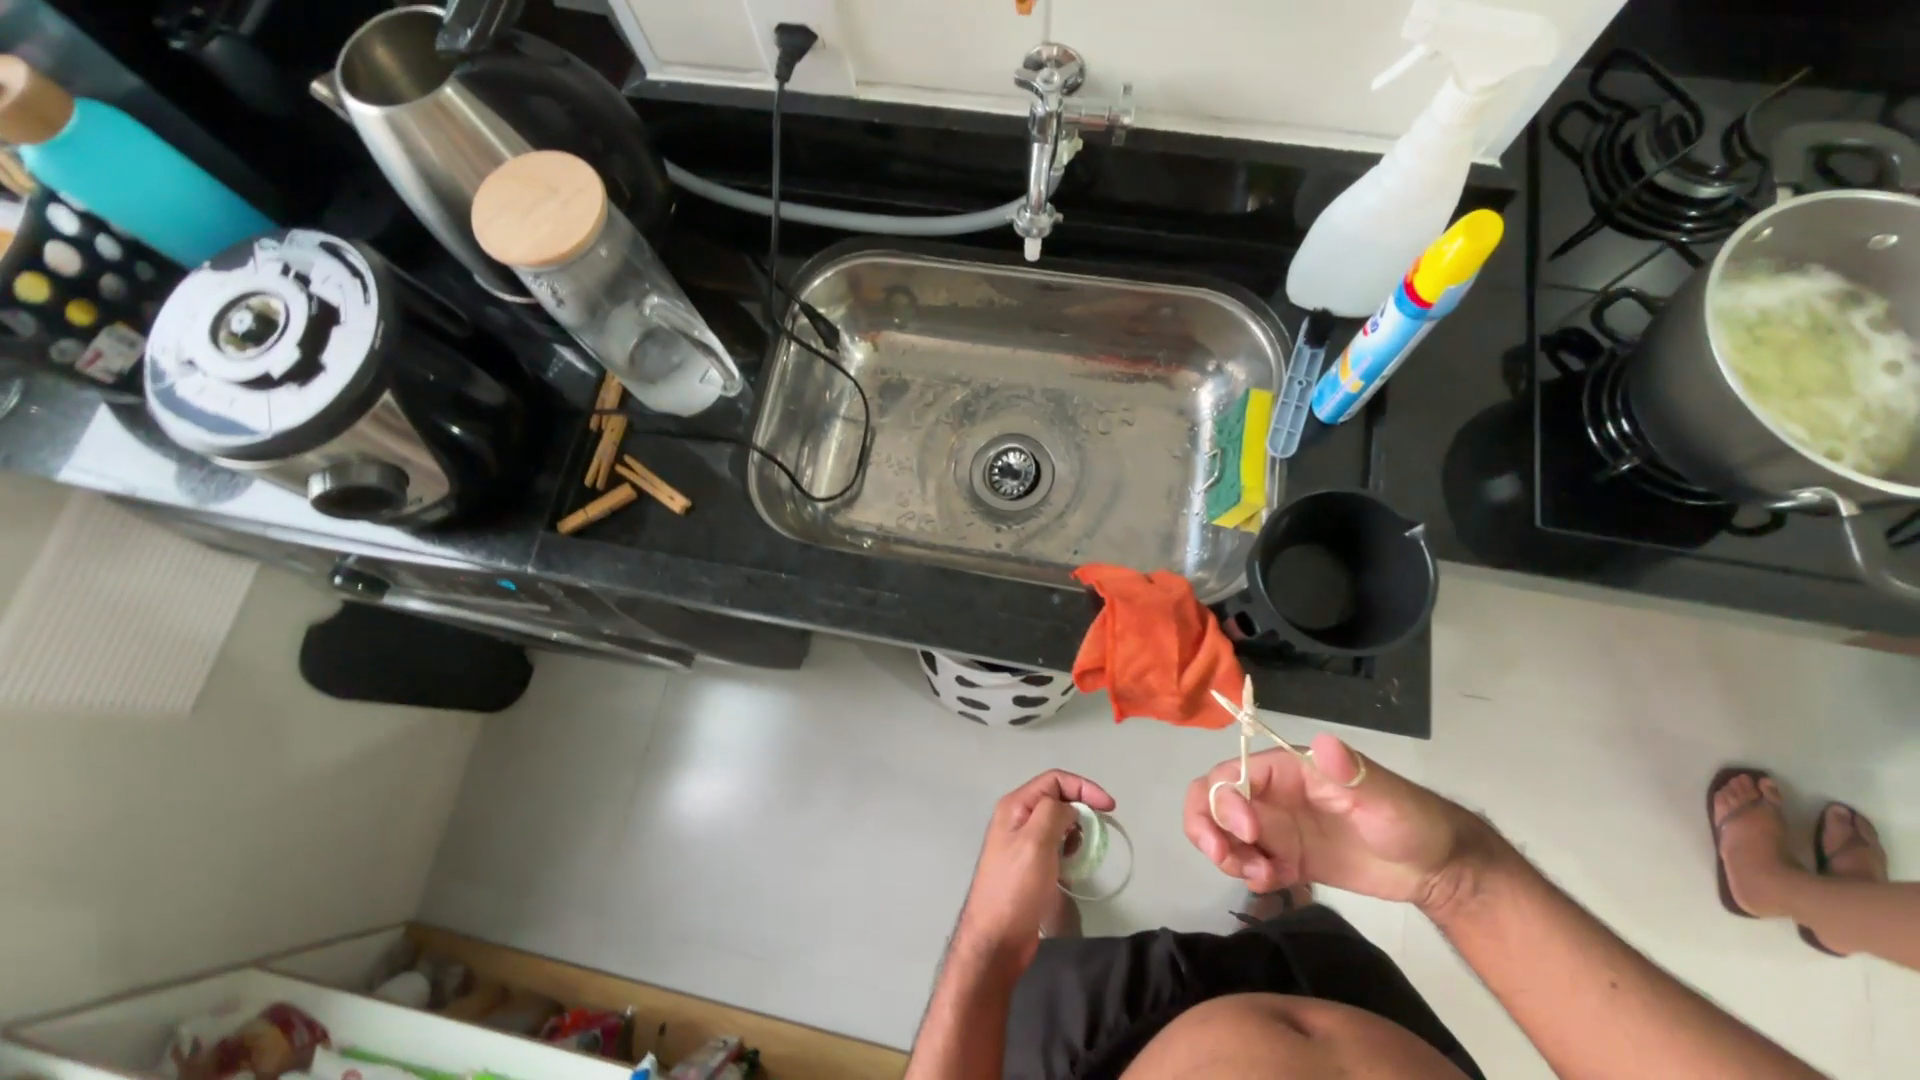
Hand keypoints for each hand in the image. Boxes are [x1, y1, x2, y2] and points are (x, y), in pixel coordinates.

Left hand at [954, 770, 1114, 968]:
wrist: (997, 939)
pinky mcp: (1028, 866)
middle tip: (1097, 833)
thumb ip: (1054, 813)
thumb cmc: (1016, 888)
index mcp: (1015, 807)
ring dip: (1075, 833)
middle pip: (1056, 799)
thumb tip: (1070, 808)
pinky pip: (1054, 847)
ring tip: (1083, 852)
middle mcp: (1016, 819)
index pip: (1054, 780)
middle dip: (1081, 810)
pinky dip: (1068, 851)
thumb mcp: (1036, 842)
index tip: (1109, 808)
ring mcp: (1021, 844)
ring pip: (1057, 824)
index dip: (1084, 788)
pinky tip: (1072, 867)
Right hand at [1183, 734, 1493, 910]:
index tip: (1248, 833)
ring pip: (1224, 833)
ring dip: (1227, 855)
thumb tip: (1322, 743)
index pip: (1233, 775)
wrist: (1439, 869)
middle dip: (1207, 826)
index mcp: (1288, 770)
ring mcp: (1278, 829)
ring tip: (1261, 877)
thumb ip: (1351, 772)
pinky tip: (1274, 885)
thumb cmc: (1414, 822)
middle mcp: (1274, 795)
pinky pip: (1248, 863)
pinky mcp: (1287, 859)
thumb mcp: (1385, 797)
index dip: (1225, 800)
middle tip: (1224, 859)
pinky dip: (1249, 875)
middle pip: (1214, 800)